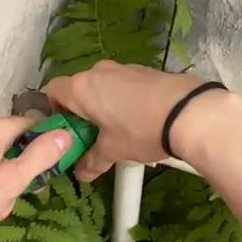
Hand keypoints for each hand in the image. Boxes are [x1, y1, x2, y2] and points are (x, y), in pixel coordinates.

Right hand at [45, 62, 241, 181]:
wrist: (188, 112)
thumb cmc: (139, 130)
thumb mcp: (113, 150)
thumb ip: (92, 161)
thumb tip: (82, 173)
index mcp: (81, 88)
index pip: (52, 91)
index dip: (54, 112)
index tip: (66, 132)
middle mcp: (98, 72)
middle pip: (78, 89)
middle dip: (81, 112)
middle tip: (91, 137)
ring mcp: (123, 68)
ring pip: (103, 86)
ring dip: (104, 105)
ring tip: (118, 131)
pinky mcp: (145, 70)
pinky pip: (124, 84)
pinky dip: (124, 99)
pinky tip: (139, 120)